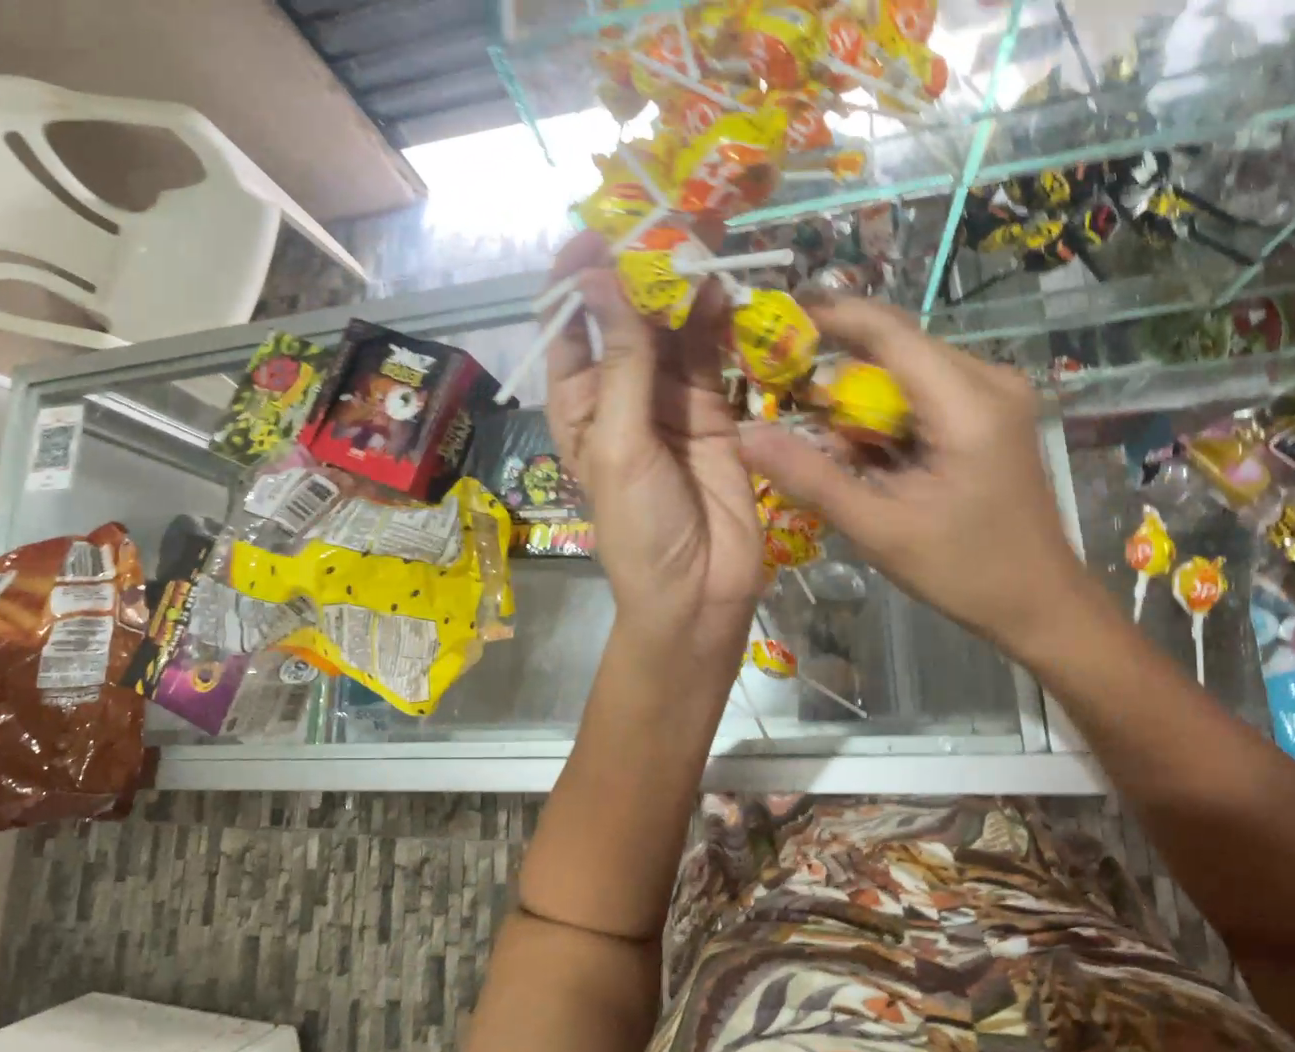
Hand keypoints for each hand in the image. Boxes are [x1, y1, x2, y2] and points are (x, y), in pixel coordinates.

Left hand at [541, 232, 762, 644]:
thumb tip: (600, 280)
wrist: (697, 591)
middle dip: (641, 271)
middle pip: (625, 317)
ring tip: (703, 238)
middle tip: (667, 218)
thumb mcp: (619, 442)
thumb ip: (621, 362)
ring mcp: (667, 399)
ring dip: (683, 288)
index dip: (577, 278)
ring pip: (672, 330)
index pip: (569, 326)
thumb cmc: (638, 524)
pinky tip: (725, 288)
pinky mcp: (712, 410)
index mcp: (577, 401)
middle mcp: (619, 392)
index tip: (597, 233)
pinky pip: (711, 356)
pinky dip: (717, 323)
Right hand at [739, 295, 1091, 651]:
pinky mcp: (991, 411)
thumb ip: (810, 477)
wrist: (1040, 602)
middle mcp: (989, 381)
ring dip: (859, 395)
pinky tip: (864, 451)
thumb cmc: (964, 571)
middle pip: (896, 347)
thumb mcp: (878, 528)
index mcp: (969, 404)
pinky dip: (885, 413)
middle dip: (836, 365)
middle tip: (780, 388)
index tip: (774, 315)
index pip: (889, 332)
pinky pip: (924, 391)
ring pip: (906, 368)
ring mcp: (995, 393)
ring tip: (822, 436)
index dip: (829, 316)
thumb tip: (744, 436)